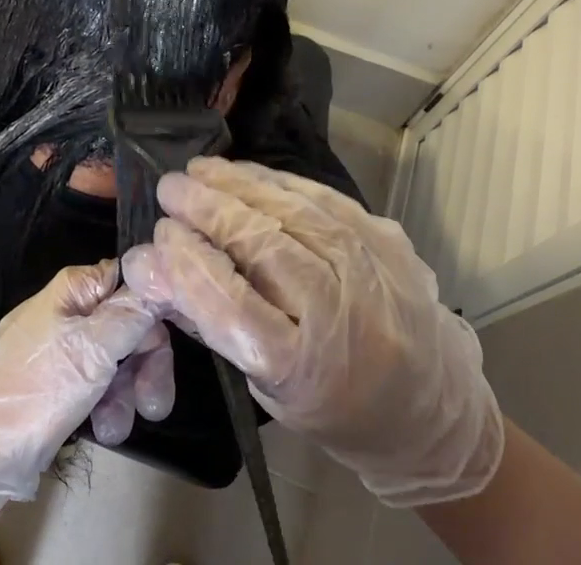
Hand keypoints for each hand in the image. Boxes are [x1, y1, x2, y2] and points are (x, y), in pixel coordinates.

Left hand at [0, 260, 172, 517]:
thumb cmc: (37, 388)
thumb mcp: (93, 348)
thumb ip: (132, 313)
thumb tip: (160, 277)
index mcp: (74, 289)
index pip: (130, 282)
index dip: (157, 309)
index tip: (178, 339)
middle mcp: (69, 310)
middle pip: (129, 324)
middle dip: (145, 365)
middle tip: (153, 405)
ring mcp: (63, 348)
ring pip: (118, 360)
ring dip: (127, 394)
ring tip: (118, 428)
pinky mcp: (59, 382)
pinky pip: (97, 384)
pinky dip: (107, 406)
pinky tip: (106, 431)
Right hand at [122, 157, 503, 505]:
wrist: (430, 409)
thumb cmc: (331, 407)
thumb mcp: (262, 385)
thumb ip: (206, 320)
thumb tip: (149, 266)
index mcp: (299, 366)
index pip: (228, 301)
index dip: (186, 262)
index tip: (158, 236)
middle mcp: (337, 311)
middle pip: (260, 244)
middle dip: (206, 209)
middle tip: (167, 188)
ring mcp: (370, 269)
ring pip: (291, 210)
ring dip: (237, 184)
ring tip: (199, 171)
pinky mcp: (389, 240)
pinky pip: (323, 197)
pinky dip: (278, 181)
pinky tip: (247, 174)